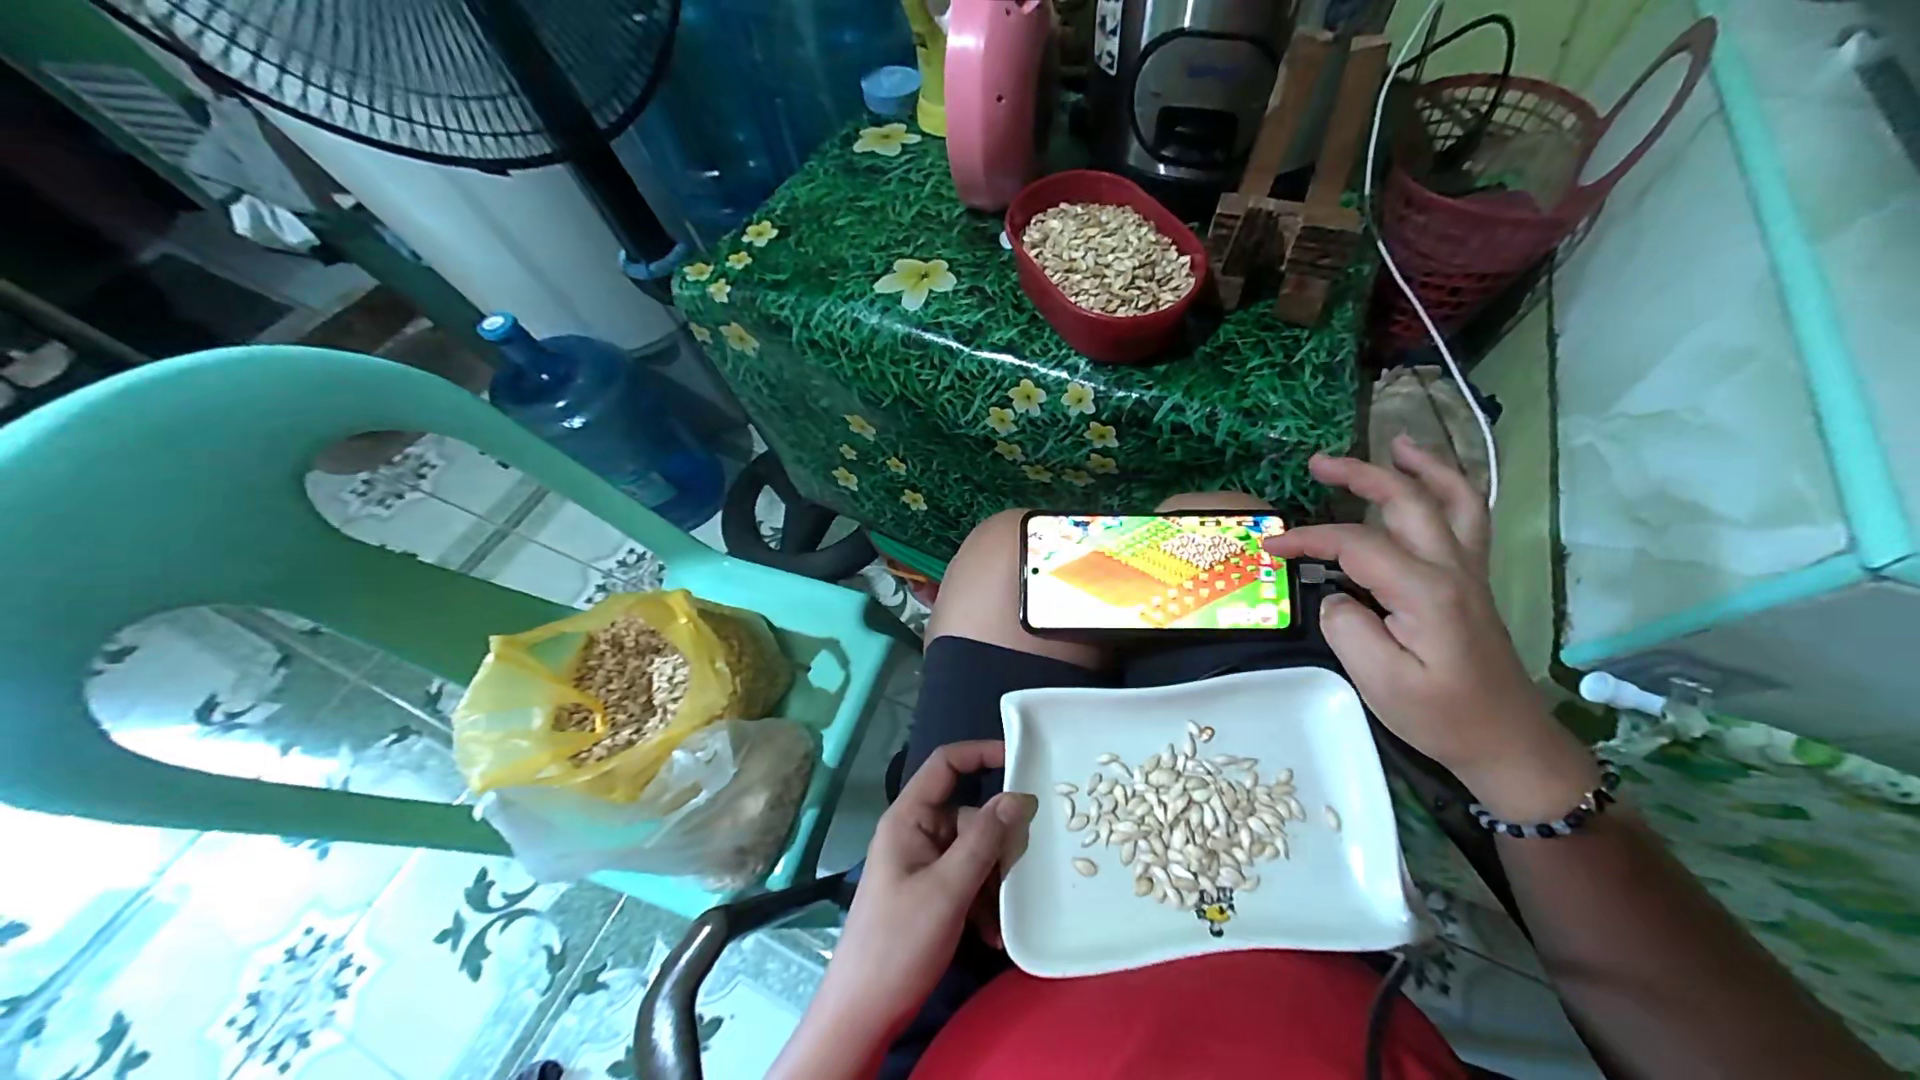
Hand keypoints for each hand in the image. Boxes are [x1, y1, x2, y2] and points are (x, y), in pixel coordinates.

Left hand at [823, 742, 1033, 1032]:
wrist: (864, 1012)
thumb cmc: (899, 943)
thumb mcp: (948, 890)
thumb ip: (984, 840)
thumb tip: (1018, 796)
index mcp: (909, 818)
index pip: (946, 765)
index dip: (982, 754)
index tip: (1022, 761)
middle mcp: (917, 833)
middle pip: (971, 815)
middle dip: (998, 845)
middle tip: (1019, 873)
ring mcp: (923, 864)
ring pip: (975, 852)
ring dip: (994, 882)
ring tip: (1000, 918)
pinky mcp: (930, 893)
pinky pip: (968, 880)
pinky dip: (984, 903)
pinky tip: (992, 935)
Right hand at [1262, 437, 1594, 818]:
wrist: (1506, 742)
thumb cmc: (1440, 716)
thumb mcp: (1378, 680)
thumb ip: (1347, 627)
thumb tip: (1335, 594)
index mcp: (1426, 591)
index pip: (1357, 543)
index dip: (1309, 538)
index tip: (1270, 545)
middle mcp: (1452, 569)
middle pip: (1409, 501)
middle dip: (1362, 474)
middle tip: (1318, 462)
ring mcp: (1469, 573)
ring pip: (1455, 500)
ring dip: (1425, 466)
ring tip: (1397, 444)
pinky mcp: (1471, 584)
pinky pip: (1467, 520)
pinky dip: (1450, 490)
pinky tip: (1431, 485)